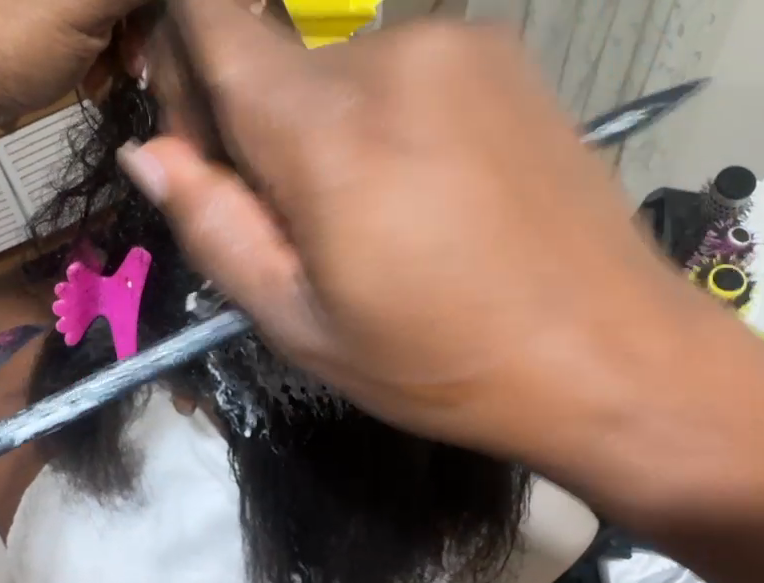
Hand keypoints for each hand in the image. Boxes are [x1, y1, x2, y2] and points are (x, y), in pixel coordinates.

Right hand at [121, 0, 738, 463]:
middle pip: (281, 60)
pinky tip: (434, 198)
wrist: (609, 355)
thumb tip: (154, 155)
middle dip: (265, 129)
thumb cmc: (446, 367)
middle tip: (308, 229)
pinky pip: (412, 73)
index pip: (214, 19)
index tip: (207, 148)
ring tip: (387, 227)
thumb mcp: (309, 331)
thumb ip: (219, 234)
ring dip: (335, 132)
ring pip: (346, 71)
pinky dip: (394, 122)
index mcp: (328, 131)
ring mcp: (462, 45)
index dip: (185, 68)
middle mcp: (391, 54)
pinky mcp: (512, 57)